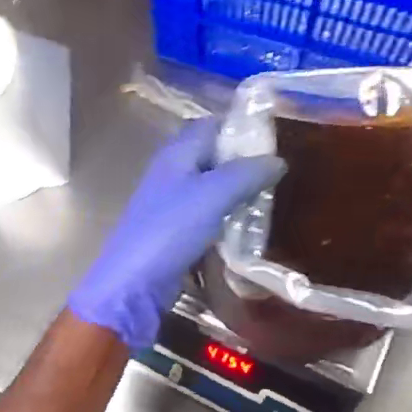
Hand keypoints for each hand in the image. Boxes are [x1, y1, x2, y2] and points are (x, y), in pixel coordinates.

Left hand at [68, 118, 283, 350]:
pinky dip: (226, 221)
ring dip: (237, 195)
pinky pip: (207, 219)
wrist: (133, 284)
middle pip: (212, 158)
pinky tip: (247, 230)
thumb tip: (277, 161)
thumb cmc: (170, 231)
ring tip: (269, 201)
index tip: (273, 140)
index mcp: (176, 154)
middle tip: (277, 175)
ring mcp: (171, 205)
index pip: (211, 126)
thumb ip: (246, 174)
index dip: (240, 128)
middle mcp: (171, 174)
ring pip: (211, 190)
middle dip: (244, 165)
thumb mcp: (214, 196)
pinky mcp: (174, 234)